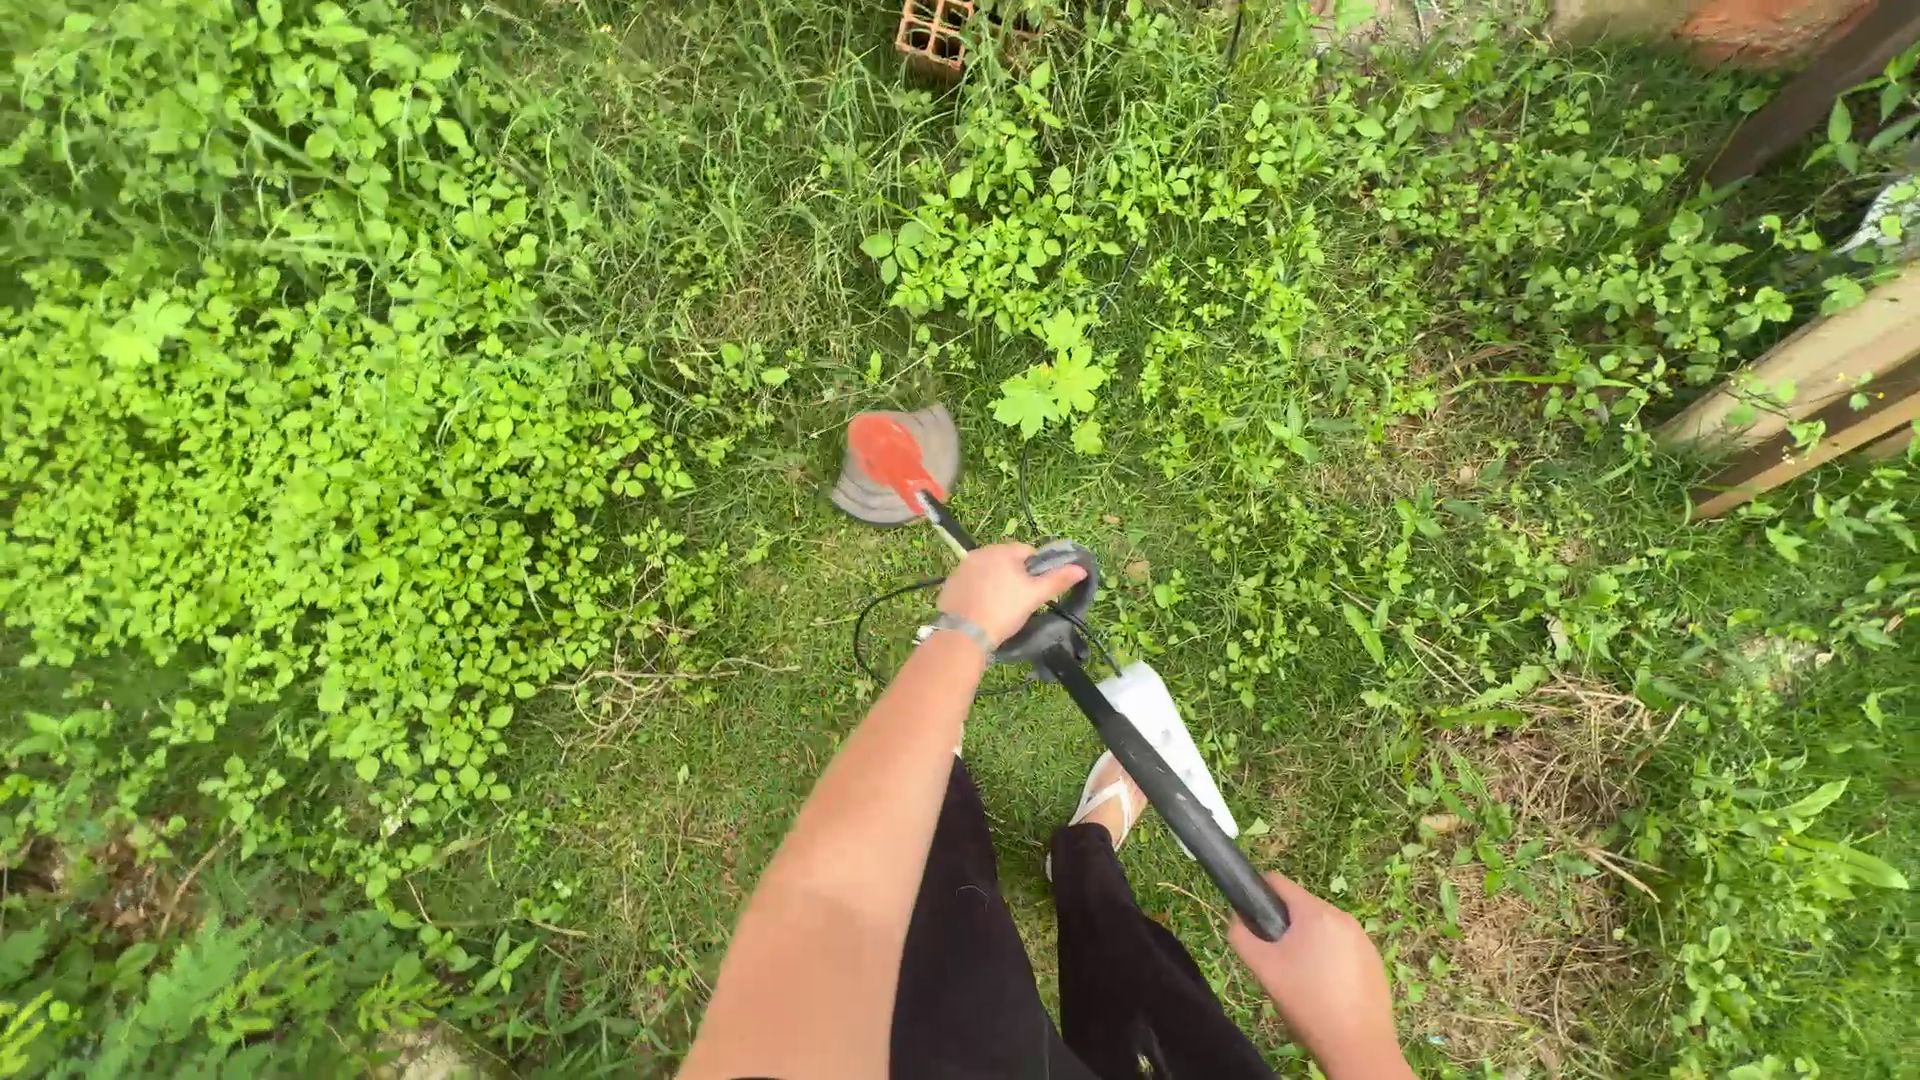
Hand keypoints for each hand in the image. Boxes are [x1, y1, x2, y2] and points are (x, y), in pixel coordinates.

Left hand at [936, 543, 1086, 647]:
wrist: (964, 633)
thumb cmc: (1004, 611)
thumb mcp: (1034, 596)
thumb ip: (1057, 580)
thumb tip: (1081, 568)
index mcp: (1002, 551)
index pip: (1027, 551)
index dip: (1036, 569)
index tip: (1034, 590)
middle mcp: (980, 552)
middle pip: (1006, 559)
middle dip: (1015, 575)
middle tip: (1018, 600)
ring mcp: (962, 567)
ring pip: (988, 570)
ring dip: (996, 581)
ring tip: (999, 606)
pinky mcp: (950, 583)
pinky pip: (972, 582)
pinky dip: (979, 590)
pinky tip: (981, 608)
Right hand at [1228, 872, 1412, 1079]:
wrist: (1359, 1051)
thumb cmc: (1307, 1003)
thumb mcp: (1262, 968)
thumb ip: (1240, 935)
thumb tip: (1238, 919)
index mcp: (1315, 912)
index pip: (1277, 882)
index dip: (1259, 895)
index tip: (1255, 923)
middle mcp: (1343, 917)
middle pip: (1300, 906)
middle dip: (1285, 925)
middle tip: (1278, 959)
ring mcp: (1363, 940)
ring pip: (1322, 927)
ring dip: (1307, 941)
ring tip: (1302, 977)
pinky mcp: (1376, 962)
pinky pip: (1342, 946)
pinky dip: (1330, 957)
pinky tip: (1326, 989)